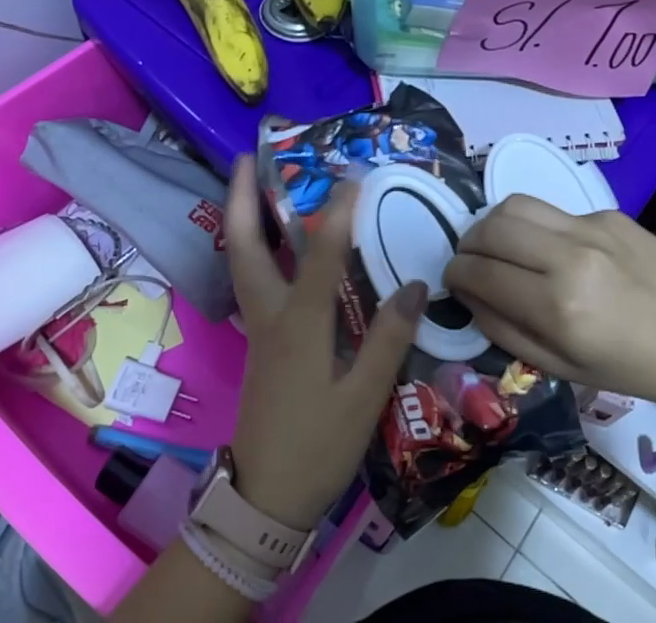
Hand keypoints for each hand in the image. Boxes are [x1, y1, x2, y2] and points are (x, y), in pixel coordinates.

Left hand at [223, 156, 425, 529]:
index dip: (336, 212)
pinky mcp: (261, 346)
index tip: (353, 174)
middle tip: (245, 156)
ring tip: (254, 186)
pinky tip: (276, 249)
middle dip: (245, 198)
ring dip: (245, 220)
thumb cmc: (317, 447)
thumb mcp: (363, 397)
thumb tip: (412, 283)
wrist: (266, 498)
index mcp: (298, 325)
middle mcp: (270, 317)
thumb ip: (388, 339)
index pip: (318, 254)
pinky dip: (258, 252)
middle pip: (246, 247)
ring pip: (243, 263)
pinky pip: (254, 283)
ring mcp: (260, 331)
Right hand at [443, 195, 655, 409]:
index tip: (454, 282)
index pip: (479, 272)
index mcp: (558, 306)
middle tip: (470, 263)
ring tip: (498, 248)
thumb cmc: (632, 370)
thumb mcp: (560, 368)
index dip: (455, 275)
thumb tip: (469, 295)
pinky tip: (551, 253)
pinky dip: (536, 229)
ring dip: (493, 225)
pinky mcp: (610, 214)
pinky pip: (554, 212)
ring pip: (515, 205)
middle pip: (490, 228)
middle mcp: (571, 257)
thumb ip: (504, 330)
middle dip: (467, 245)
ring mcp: (592, 228)